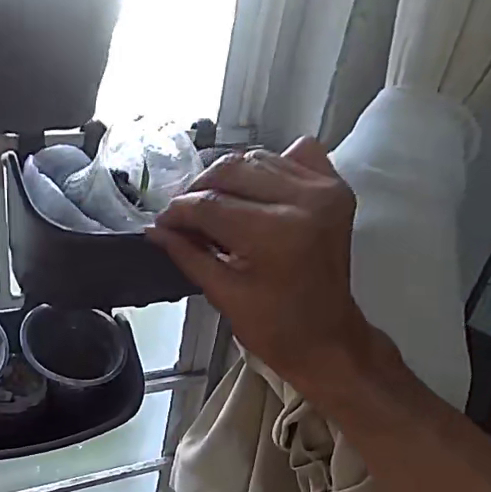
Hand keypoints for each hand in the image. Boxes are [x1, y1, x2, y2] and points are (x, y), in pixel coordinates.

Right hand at [147, 137, 390, 386]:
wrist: (326, 337)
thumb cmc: (275, 327)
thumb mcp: (222, 293)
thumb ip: (187, 254)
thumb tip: (156, 230)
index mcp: (274, 233)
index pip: (209, 204)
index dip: (178, 212)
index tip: (162, 223)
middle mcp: (303, 201)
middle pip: (231, 171)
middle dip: (198, 191)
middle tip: (184, 216)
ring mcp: (324, 190)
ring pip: (257, 159)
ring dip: (228, 179)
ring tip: (214, 207)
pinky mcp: (334, 188)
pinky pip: (295, 155)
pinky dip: (269, 167)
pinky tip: (255, 191)